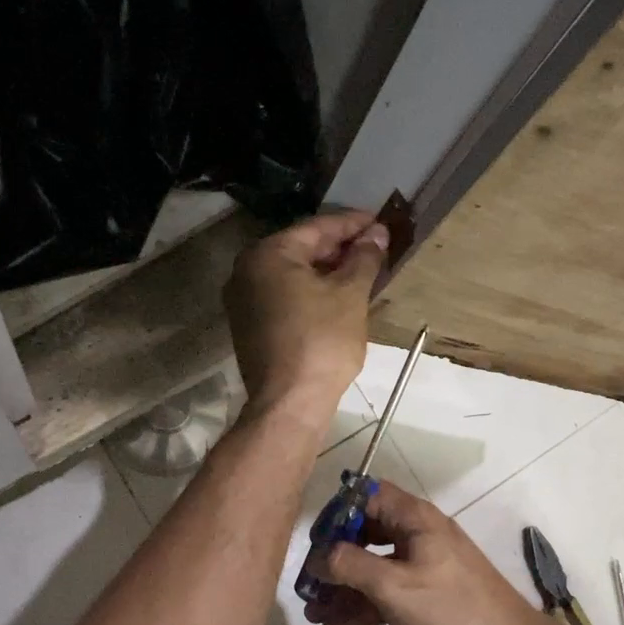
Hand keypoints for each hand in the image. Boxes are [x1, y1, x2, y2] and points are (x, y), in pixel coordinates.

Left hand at [225, 211, 387, 425]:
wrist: (289, 402)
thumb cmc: (322, 342)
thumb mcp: (350, 294)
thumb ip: (363, 258)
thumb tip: (376, 233)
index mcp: (267, 254)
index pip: (317, 227)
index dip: (353, 224)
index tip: (381, 222)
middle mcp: (246, 270)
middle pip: (300, 249)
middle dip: (339, 247)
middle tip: (375, 247)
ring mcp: (242, 300)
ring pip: (291, 274)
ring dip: (326, 270)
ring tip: (362, 270)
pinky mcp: (248, 325)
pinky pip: (282, 296)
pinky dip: (309, 291)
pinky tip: (336, 296)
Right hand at [306, 482, 566, 624]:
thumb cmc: (450, 609)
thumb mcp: (392, 585)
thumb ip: (349, 565)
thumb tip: (318, 556)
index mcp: (415, 519)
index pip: (367, 495)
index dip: (336, 514)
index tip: (314, 543)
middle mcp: (420, 534)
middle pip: (366, 534)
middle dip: (335, 559)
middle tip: (309, 584)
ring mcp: (426, 565)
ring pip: (375, 567)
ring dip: (345, 588)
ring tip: (315, 614)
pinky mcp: (431, 594)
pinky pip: (389, 591)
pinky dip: (365, 604)